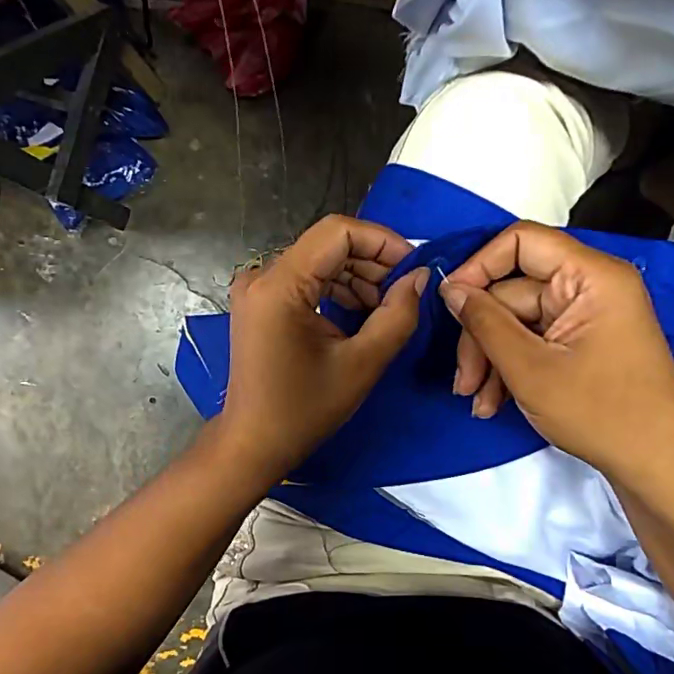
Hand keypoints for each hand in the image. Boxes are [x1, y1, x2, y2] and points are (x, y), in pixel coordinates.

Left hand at [220, 215, 428, 472]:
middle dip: (372, 261)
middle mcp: (261, 276)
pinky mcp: (260, 301)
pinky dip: (336, 287)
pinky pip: (305, 277)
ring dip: (357, 275)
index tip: (413, 267)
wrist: (254, 441)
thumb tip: (419, 275)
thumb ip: (397, 314)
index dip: (382, 241)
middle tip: (404, 292)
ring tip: (385, 307)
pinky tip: (360, 312)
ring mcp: (257, 288)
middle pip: (328, 244)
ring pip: (319, 259)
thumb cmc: (304, 410)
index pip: (337, 232)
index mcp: (280, 285)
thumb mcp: (362, 364)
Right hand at [438, 221, 673, 474]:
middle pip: (511, 290)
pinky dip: (508, 365)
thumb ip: (484, 321)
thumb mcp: (529, 368)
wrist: (657, 467)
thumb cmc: (601, 414)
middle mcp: (589, 286)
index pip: (521, 241)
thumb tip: (450, 288)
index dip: (479, 265)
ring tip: (477, 399)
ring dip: (489, 357)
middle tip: (463, 379)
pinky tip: (493, 400)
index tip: (449, 301)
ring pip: (514, 319)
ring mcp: (584, 315)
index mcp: (591, 276)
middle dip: (480, 335)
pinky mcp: (580, 340)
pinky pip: (530, 339)